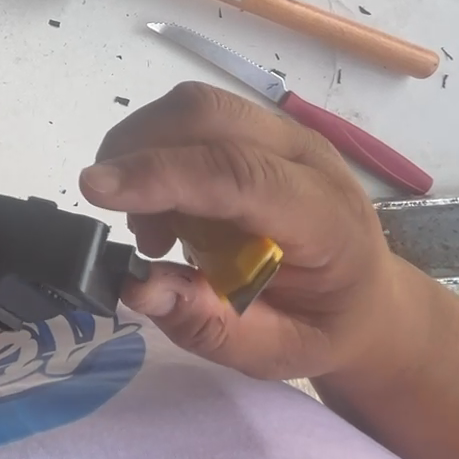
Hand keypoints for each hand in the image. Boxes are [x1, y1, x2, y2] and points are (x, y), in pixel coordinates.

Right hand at [77, 81, 434, 382]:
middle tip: (113, 209)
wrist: (365, 294)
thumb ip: (210, 325)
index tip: (93, 190)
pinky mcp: (254, 126)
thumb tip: (137, 287)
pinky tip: (158, 203)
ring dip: (141, 148)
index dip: (161, 175)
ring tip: (146, 220)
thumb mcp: (278, 353)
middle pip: (206, 114)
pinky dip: (151, 147)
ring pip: (190, 106)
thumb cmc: (323, 324)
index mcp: (326, 219)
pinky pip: (187, 115)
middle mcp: (306, 157)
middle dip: (138, 150)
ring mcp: (281, 133)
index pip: (238, 174)